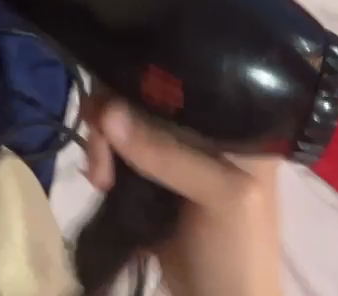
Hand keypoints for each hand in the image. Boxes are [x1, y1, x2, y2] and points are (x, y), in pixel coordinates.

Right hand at [83, 96, 284, 295]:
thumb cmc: (239, 254)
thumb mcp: (222, 197)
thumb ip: (167, 154)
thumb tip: (107, 111)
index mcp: (236, 124)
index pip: (181, 82)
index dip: (140, 84)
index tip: (111, 110)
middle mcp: (204, 129)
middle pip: (144, 97)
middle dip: (113, 119)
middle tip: (100, 157)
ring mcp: (174, 152)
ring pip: (124, 119)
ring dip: (102, 141)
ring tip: (99, 178)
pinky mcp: (149, 175)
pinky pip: (116, 147)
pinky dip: (101, 155)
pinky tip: (98, 178)